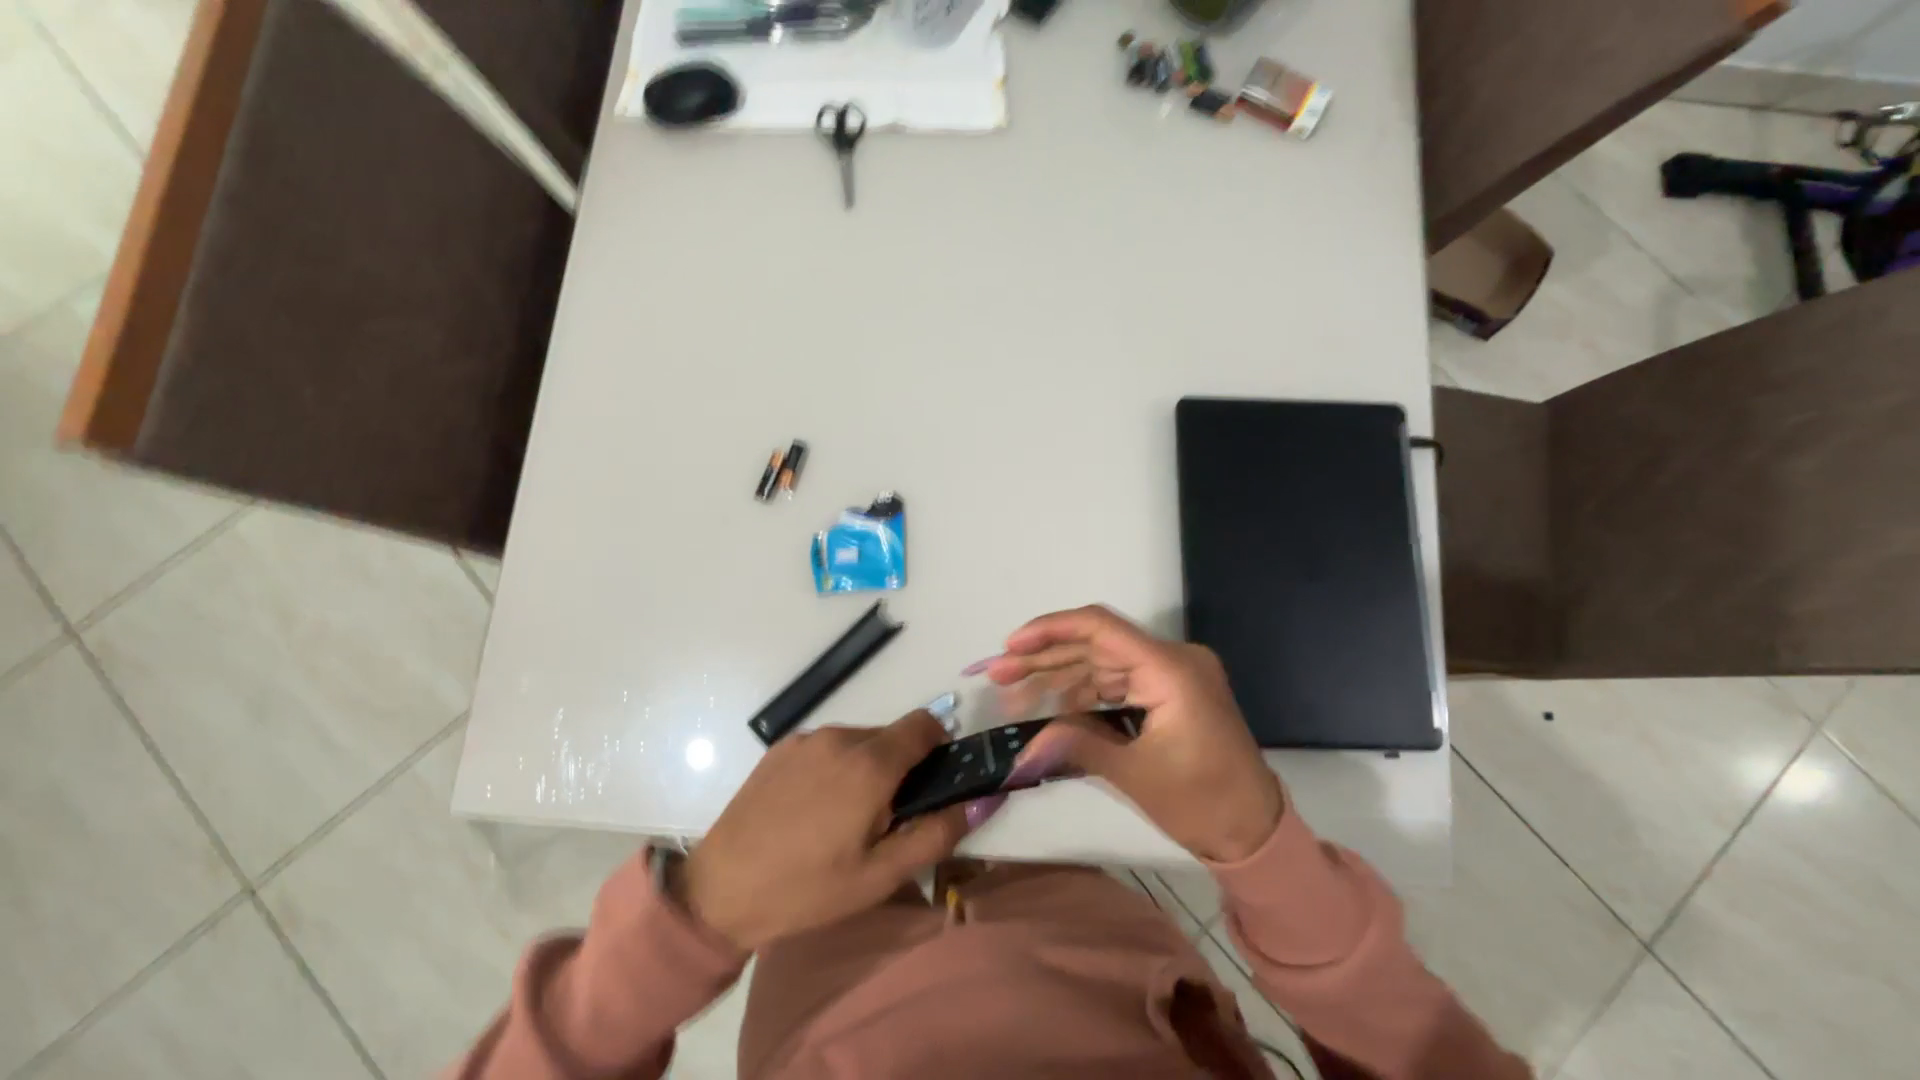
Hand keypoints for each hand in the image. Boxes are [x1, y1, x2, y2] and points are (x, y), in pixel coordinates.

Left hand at [676, 711, 982, 951]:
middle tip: (885, 821)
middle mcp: (839, 738)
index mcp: (869, 763)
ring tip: (845, 822)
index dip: (940, 748)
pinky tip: (814, 813)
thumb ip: (936, 834)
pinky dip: (835, 770)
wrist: (718, 891)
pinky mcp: (778, 750)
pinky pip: (826, 749)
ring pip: (857, 742)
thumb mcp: (880, 876)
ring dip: (867, 770)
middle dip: (901, 769)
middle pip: (891, 737)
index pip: (924, 724)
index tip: (935, 785)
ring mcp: (805, 741)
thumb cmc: (807, 889)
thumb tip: (979, 801)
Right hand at [982, 606, 1283, 862]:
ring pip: (1103, 664)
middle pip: (1097, 645)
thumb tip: (1024, 744)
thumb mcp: (1134, 774)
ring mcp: (1173, 676)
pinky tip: (1049, 705)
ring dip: (1059, 676)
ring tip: (1013, 691)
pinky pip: (1119, 683)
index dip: (1050, 631)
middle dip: (1045, 658)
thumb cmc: (1202, 802)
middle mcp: (1173, 660)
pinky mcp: (1169, 694)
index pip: (1101, 629)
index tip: (1010, 647)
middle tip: (997, 674)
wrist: (1254, 830)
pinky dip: (1085, 693)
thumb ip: (1077, 743)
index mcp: (1171, 670)